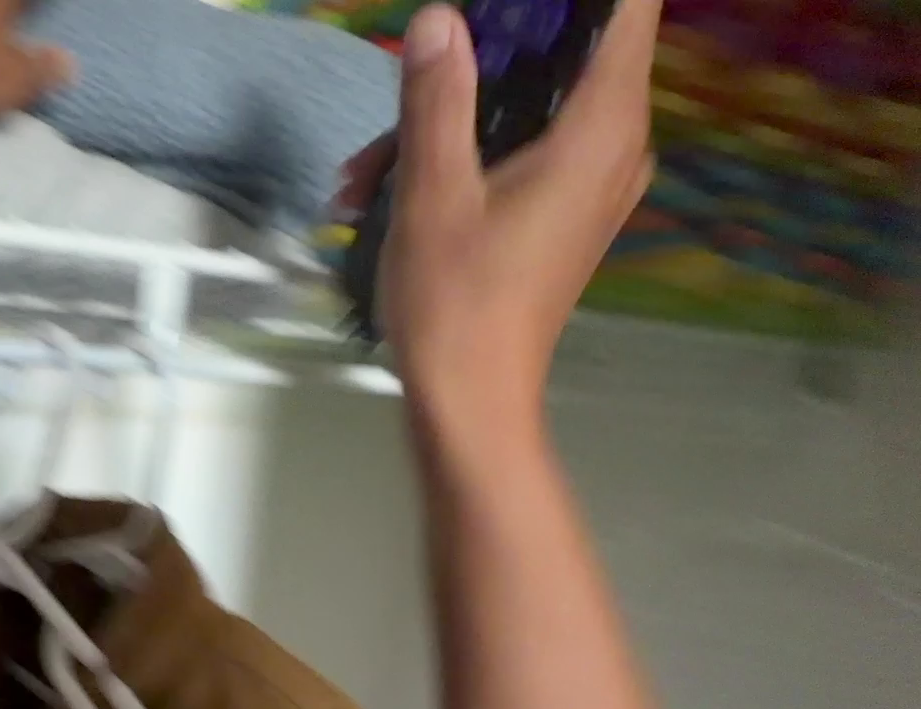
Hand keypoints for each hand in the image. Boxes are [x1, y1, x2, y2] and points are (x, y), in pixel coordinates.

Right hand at [337, 0, 659, 434]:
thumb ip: (437, 101)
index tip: (483, 22)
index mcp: (600, 128)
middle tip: (388, 118)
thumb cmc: (453, 299)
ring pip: (525, 119)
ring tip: (362, 181)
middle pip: (557, 64)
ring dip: (444, 132)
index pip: (619, 10)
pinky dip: (461, 166)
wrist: (469, 396)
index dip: (549, 5)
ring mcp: (589, 186)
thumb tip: (438, 18)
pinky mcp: (561, 219)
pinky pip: (520, 161)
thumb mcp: (431, 196)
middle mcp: (614, 147)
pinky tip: (389, 200)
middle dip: (467, 77)